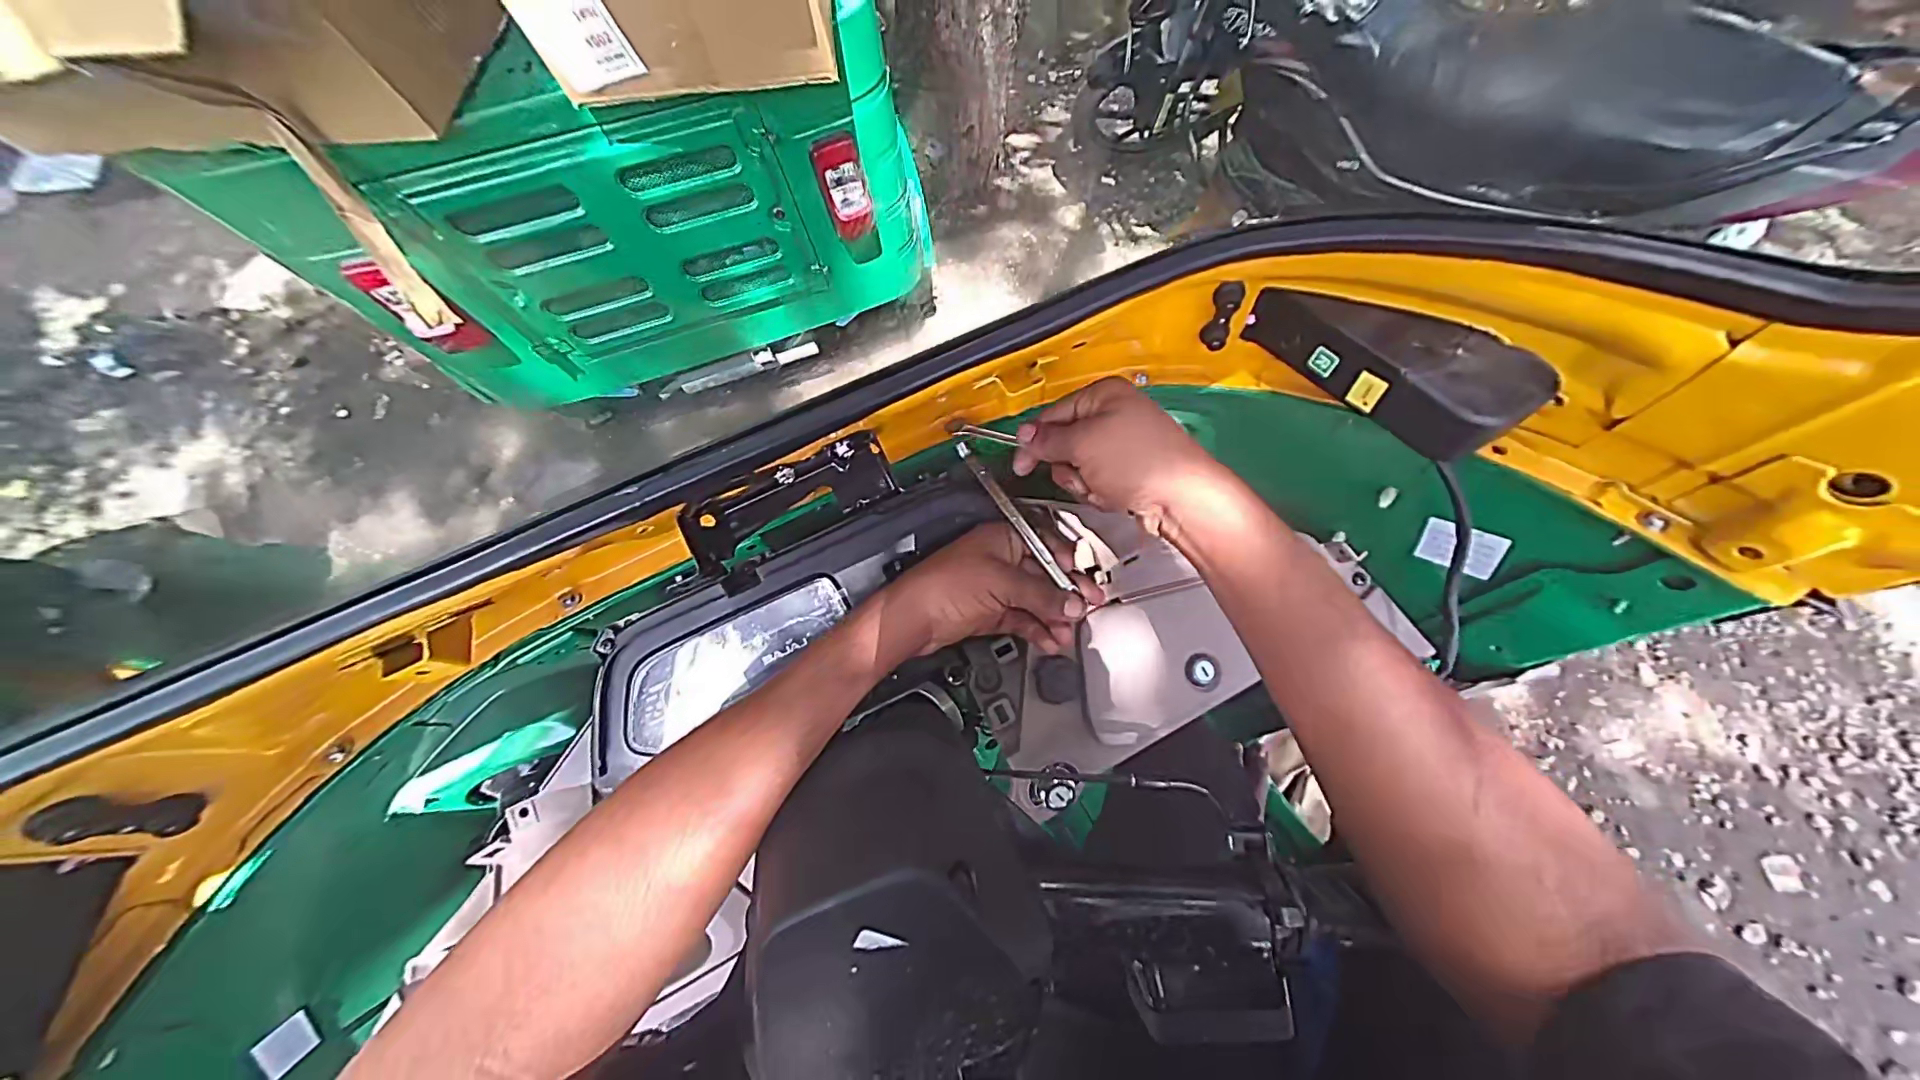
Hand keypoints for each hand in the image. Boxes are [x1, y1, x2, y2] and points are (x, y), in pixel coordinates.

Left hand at [873, 523, 1102, 658]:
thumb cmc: (941, 586)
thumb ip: (1041, 594)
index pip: (1047, 546)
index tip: (1085, 582)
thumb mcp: (1001, 583)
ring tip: (1067, 631)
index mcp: (1002, 539)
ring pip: (1036, 601)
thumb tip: (1071, 601)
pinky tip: (1049, 640)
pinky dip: (1037, 629)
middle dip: (1066, 595)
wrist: (913, 619)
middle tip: (1085, 609)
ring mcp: (996, 587)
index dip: (1069, 564)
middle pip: (1045, 576)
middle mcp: (1001, 560)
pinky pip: (1023, 618)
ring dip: (1054, 616)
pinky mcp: (991, 612)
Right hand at [1011, 377, 1236, 537]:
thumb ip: (1048, 440)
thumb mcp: (1083, 444)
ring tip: (1103, 484)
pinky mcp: (1127, 471)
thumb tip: (1027, 437)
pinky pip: (1095, 482)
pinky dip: (1099, 492)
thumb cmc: (1146, 462)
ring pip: (1077, 468)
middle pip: (1063, 443)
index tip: (1022, 458)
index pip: (1052, 414)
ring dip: (1083, 482)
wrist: (1181, 499)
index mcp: (1104, 394)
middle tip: (1081, 470)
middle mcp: (1113, 415)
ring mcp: (1121, 445)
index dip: (1034, 438)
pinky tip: (1115, 494)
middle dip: (1068, 465)